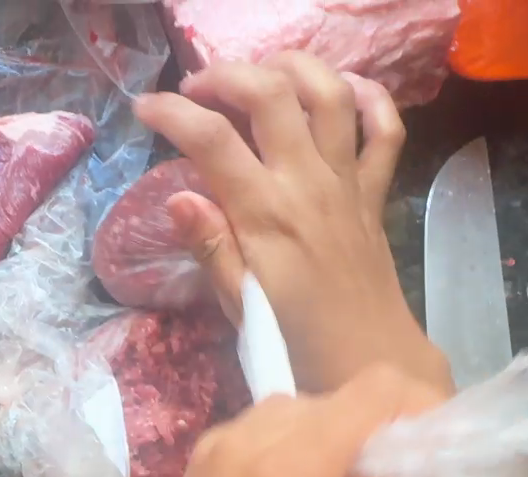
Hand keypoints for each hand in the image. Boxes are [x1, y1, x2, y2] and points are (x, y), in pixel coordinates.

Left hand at [100, 367, 441, 476]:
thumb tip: (378, 468)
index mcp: (279, 471)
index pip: (367, 395)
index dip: (415, 406)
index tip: (437, 445)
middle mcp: (247, 439)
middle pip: (336, 398)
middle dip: (379, 425)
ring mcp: (220, 442)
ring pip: (302, 406)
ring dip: (338, 433)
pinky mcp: (206, 453)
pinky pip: (268, 424)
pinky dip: (300, 439)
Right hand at [135, 54, 449, 393]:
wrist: (367, 358)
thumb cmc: (293, 340)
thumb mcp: (237, 303)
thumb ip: (210, 246)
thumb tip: (177, 199)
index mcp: (265, 211)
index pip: (212, 141)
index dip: (173, 115)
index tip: (143, 107)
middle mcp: (307, 180)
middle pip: (271, 93)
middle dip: (227, 75)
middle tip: (196, 88)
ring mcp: (346, 181)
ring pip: (329, 92)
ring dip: (292, 67)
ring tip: (259, 73)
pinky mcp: (374, 192)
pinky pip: (383, 129)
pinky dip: (369, 97)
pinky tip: (344, 91)